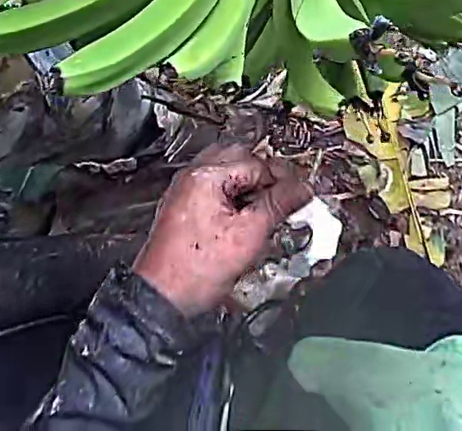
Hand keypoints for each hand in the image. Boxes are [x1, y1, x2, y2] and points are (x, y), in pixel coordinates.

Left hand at [133, 142, 311, 316]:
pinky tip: (242, 213)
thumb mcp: (248, 236)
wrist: (158, 305)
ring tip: (263, 204)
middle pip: (241, 157)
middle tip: (281, 195)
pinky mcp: (182, 206)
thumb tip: (302, 188)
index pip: (258, 164)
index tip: (297, 195)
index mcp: (207, 176)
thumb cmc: (195, 273)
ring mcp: (184, 190)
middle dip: (264, 175)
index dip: (281, 181)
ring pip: (227, 168)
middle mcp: (192, 176)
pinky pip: (214, 184)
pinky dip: (232, 192)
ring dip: (248, 181)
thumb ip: (278, 204)